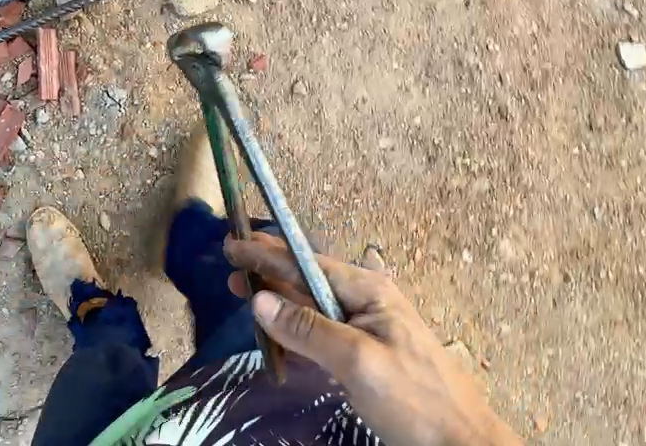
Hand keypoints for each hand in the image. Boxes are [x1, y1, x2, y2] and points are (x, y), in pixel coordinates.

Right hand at [226, 235, 519, 445]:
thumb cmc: (415, 401)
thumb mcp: (358, 363)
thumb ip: (307, 330)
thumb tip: (259, 300)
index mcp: (367, 290)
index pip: (306, 262)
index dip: (266, 253)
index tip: (232, 244)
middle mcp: (366, 300)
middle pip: (307, 278)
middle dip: (269, 271)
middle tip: (231, 268)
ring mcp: (368, 328)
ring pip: (312, 305)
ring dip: (279, 299)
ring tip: (246, 294)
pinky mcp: (368, 355)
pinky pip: (323, 331)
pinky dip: (296, 327)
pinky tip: (279, 330)